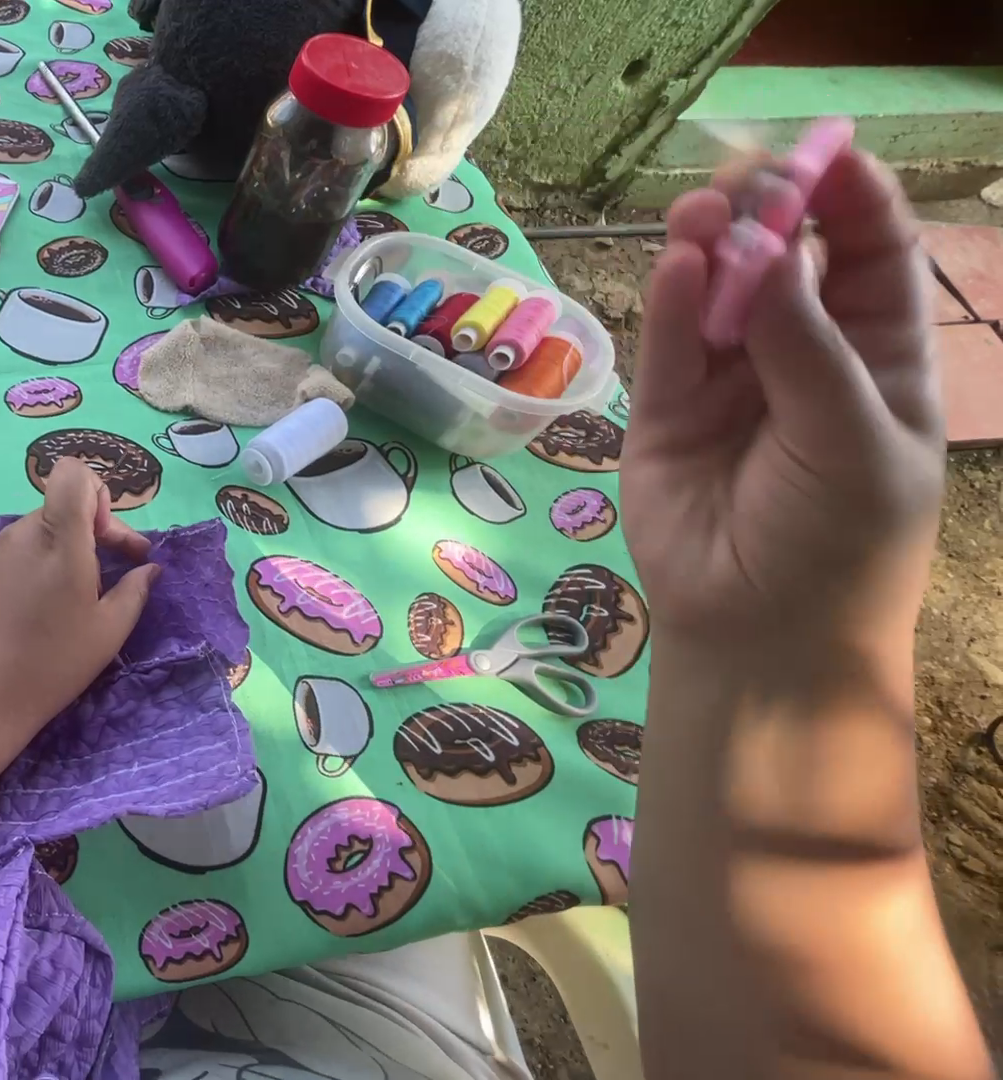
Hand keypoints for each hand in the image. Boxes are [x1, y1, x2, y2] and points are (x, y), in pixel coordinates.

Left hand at [0, 458, 161, 731]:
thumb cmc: (52, 662)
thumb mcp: (108, 630)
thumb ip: (134, 589)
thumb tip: (148, 569)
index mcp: (58, 537)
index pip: (73, 473)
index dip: (99, 494)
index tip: (109, 540)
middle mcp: (24, 532)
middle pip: (64, 504)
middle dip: (98, 529)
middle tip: (123, 571)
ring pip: (44, 527)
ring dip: (72, 547)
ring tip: (87, 593)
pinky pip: (23, 548)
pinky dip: (45, 561)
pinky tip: (51, 604)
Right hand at [621, 150, 943, 651]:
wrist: (757, 619)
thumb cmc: (838, 534)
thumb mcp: (853, 435)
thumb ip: (805, 350)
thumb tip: (768, 256)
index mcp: (874, 358)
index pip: (867, 261)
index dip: (850, 205)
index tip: (821, 156)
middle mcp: (795, 361)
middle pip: (781, 271)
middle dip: (766, 221)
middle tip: (740, 178)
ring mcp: (723, 389)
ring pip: (715, 306)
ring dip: (708, 256)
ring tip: (698, 212)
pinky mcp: (661, 415)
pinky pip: (668, 353)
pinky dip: (672, 311)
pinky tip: (679, 269)